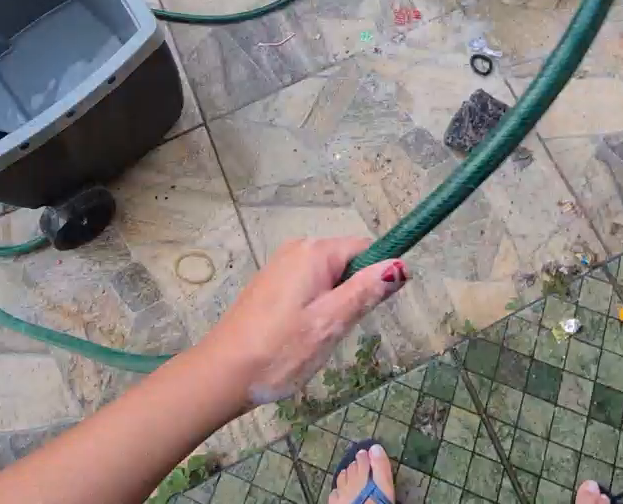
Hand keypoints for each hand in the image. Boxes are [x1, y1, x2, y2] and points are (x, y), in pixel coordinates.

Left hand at [195, 238, 407, 407]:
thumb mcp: (330, 323)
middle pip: (346, 262)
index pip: (364, 247)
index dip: (378, 274)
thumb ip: (366, 291)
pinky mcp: (271, 285)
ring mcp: (281, 266)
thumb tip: (401, 264)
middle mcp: (297, 249)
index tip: (377, 309)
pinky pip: (309, 287)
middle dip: (352, 295)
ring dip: (333, 306)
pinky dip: (314, 309)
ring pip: (328, 278)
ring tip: (317, 338)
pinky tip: (300, 338)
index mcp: (314, 251)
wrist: (222, 374)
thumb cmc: (280, 349)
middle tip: (340, 330)